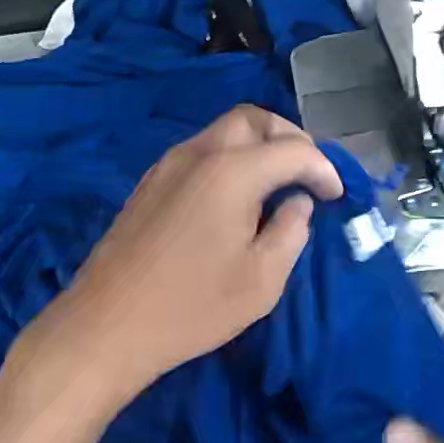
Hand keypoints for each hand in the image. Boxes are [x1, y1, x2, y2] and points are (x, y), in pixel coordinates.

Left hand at [19, 105, 343, 402]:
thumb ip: (291, 232)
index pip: (292, 150)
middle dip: (288, 137)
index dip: (323, 168)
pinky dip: (229, 158)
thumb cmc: (192, 307)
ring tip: (276, 182)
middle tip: (306, 172)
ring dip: (256, 144)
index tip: (335, 195)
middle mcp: (199, 153)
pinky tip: (235, 195)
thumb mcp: (261, 280)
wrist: (107, 324)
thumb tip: (297, 202)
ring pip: (222, 130)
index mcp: (232, 172)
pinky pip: (200, 151)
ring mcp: (168, 164)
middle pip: (253, 119)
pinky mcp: (150, 181)